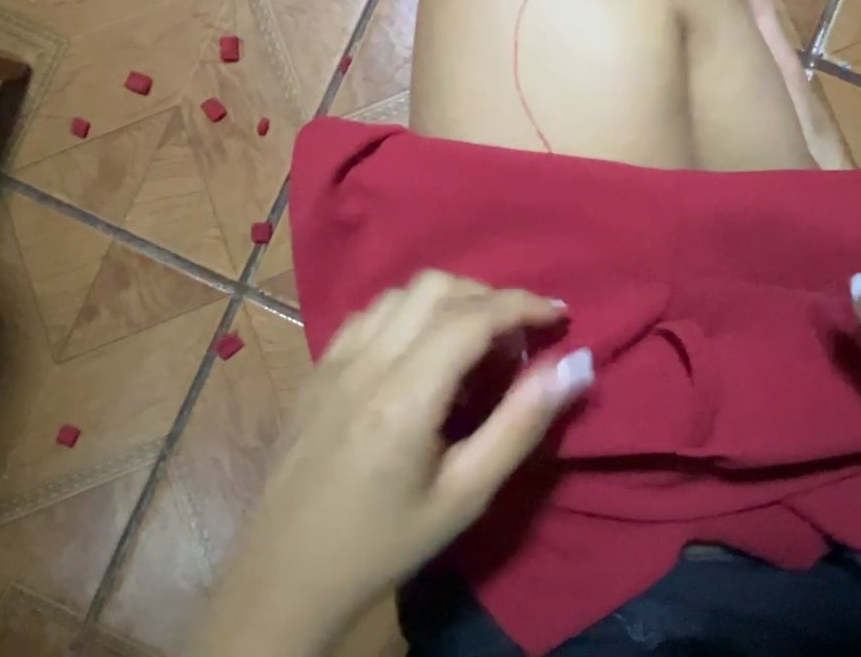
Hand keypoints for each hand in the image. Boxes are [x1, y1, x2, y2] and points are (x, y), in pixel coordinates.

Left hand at [218, 271, 592, 652]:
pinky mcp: (317, 367)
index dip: (522, 305)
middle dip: (488, 296)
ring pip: (401, 292)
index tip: (558, 316)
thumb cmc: (386, 540)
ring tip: (471, 343)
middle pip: (436, 286)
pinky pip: (370, 313)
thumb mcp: (466, 495)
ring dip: (446, 300)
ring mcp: (335, 359)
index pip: (473, 315)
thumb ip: (520, 425)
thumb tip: (573, 366)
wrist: (287, 573)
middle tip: (516, 339)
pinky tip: (418, 352)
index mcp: (406, 395)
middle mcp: (367, 361)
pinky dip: (408, 313)